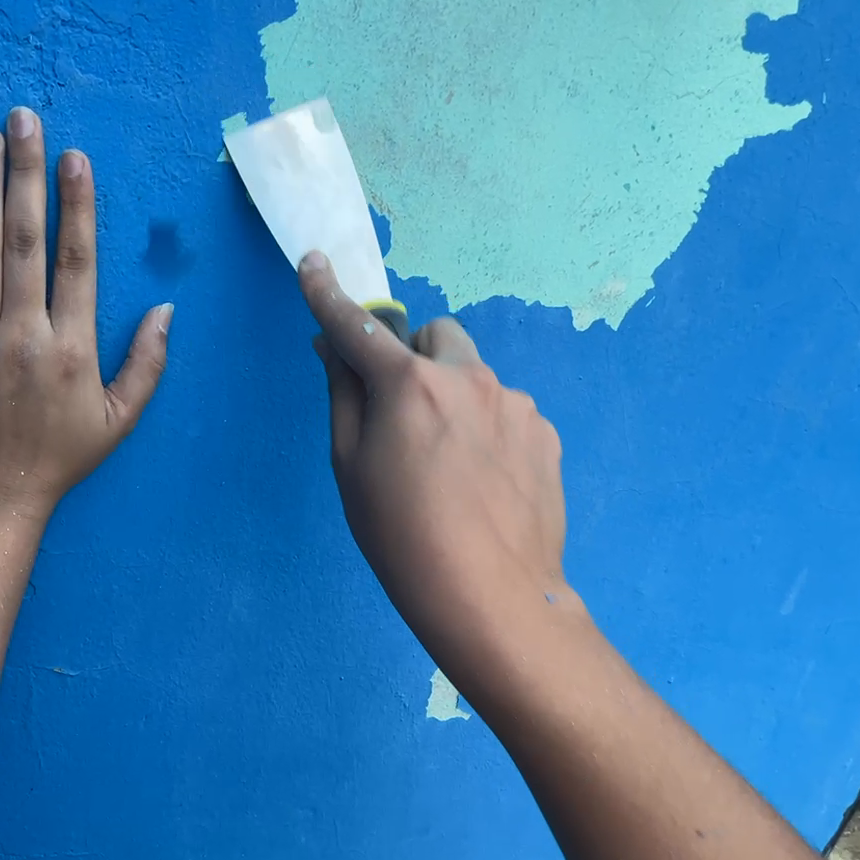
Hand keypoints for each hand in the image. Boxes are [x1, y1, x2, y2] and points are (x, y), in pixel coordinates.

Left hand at [0, 108, 172, 516]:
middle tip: (23, 120)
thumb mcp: (119, 419)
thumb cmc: (62, 458)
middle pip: (28, 240)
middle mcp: (26, 332)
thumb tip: (168, 309)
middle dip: (27, 174)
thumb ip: (148, 364)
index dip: (78, 204)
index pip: (78, 261)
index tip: (75, 157)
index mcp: (74, 347)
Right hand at [298, 250, 568, 653]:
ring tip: (449, 467)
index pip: (358, 327)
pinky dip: (484, 428)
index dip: (328, 296)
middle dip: (413, 358)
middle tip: (402, 413)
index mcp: (409, 384)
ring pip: (472, 376)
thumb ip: (343, 397)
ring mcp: (515, 403)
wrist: (492, 596)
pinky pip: (503, 411)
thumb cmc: (400, 535)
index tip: (314, 263)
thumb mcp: (350, 468)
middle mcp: (467, 377)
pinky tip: (482, 482)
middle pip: (435, 336)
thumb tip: (332, 348)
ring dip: (452, 398)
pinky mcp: (545, 432)